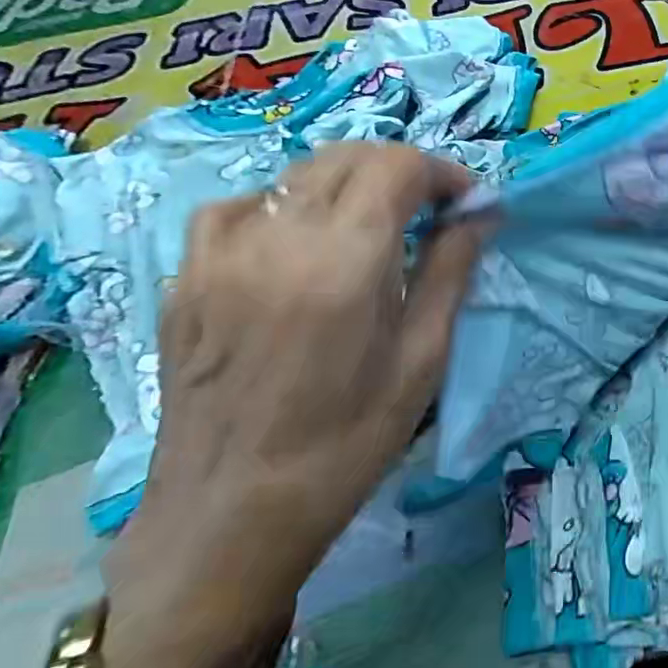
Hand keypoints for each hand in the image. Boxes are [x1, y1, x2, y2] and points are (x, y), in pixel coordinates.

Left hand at [100, 144, 485, 667]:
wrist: (229, 513)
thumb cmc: (346, 442)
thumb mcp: (422, 359)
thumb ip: (451, 269)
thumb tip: (481, 213)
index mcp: (344, 260)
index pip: (397, 164)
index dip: (442, 172)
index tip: (464, 204)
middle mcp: (276, 236)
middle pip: (348, 155)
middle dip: (399, 171)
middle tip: (426, 213)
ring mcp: (219, 249)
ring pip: (297, 173)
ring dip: (346, 185)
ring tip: (366, 231)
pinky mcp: (186, 271)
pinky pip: (242, 205)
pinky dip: (285, 206)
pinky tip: (294, 247)